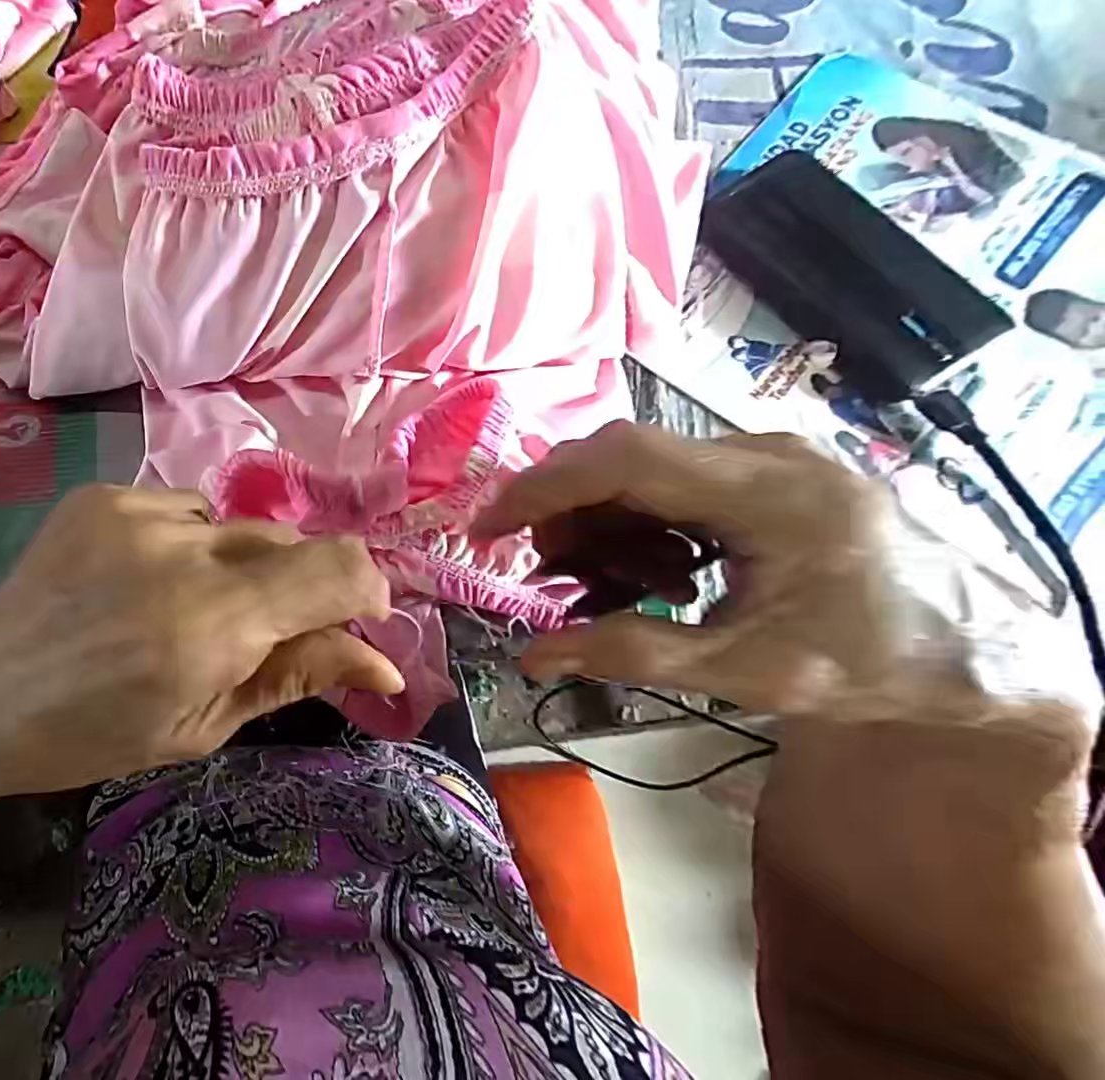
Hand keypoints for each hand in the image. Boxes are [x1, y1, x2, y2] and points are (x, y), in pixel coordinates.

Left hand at [0, 485, 402, 834]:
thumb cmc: (88, 735)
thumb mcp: (199, 726)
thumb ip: (291, 675)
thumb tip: (378, 660)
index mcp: (209, 623)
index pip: (337, 568)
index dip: (363, 591)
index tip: (350, 623)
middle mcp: (180, 550)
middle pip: (289, 540)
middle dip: (295, 586)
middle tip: (255, 630)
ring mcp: (134, 511)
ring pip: (233, 525)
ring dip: (234, 564)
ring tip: (180, 606)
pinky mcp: (102, 495)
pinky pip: (180, 510)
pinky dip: (184, 545)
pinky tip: (140, 582)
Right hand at [471, 422, 912, 713]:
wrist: (977, 652)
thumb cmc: (873, 663)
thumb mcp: (750, 672)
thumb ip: (631, 655)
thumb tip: (530, 658)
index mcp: (775, 495)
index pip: (627, 460)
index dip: (542, 488)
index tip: (488, 529)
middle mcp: (762, 457)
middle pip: (617, 459)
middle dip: (564, 515)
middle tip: (550, 575)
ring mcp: (759, 460)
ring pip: (629, 471)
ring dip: (596, 527)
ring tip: (616, 588)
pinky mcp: (752, 474)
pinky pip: (657, 484)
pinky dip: (628, 527)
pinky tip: (655, 573)